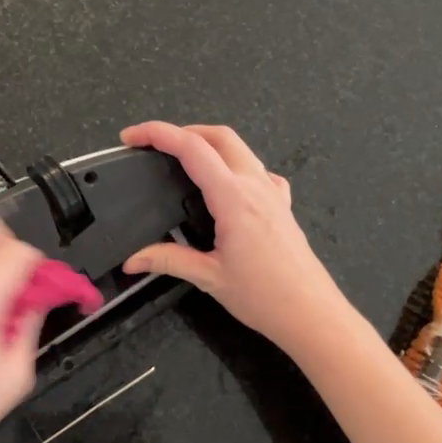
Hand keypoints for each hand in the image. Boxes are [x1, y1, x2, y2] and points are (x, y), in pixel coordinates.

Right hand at [121, 121, 347, 353]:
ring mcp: (272, 192)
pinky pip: (257, 170)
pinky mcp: (282, 205)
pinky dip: (233, 165)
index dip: (158, 134)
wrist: (311, 313)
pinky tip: (224, 186)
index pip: (192, 149)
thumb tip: (131, 260)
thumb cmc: (263, 296)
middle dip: (183, 129)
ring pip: (240, 149)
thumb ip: (167, 261)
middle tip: (153, 144)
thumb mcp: (208, 277)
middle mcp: (255, 185)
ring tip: (180, 160)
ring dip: (208, 143)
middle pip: (219, 136)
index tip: (131, 136)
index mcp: (233, 198)